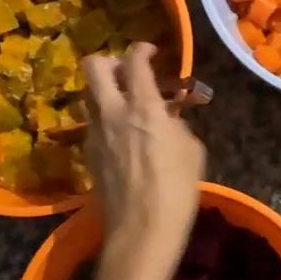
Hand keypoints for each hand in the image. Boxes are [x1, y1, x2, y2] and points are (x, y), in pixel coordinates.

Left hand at [82, 43, 205, 263]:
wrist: (142, 230)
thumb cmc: (177, 190)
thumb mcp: (192, 150)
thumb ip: (176, 124)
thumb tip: (166, 117)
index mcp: (143, 106)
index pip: (134, 60)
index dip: (142, 49)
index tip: (151, 52)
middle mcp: (112, 113)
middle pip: (94, 67)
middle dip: (110, 62)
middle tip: (128, 73)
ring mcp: (95, 134)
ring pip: (88, 96)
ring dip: (103, 92)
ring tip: (123, 104)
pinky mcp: (88, 155)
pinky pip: (91, 124)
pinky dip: (103, 120)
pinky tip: (120, 136)